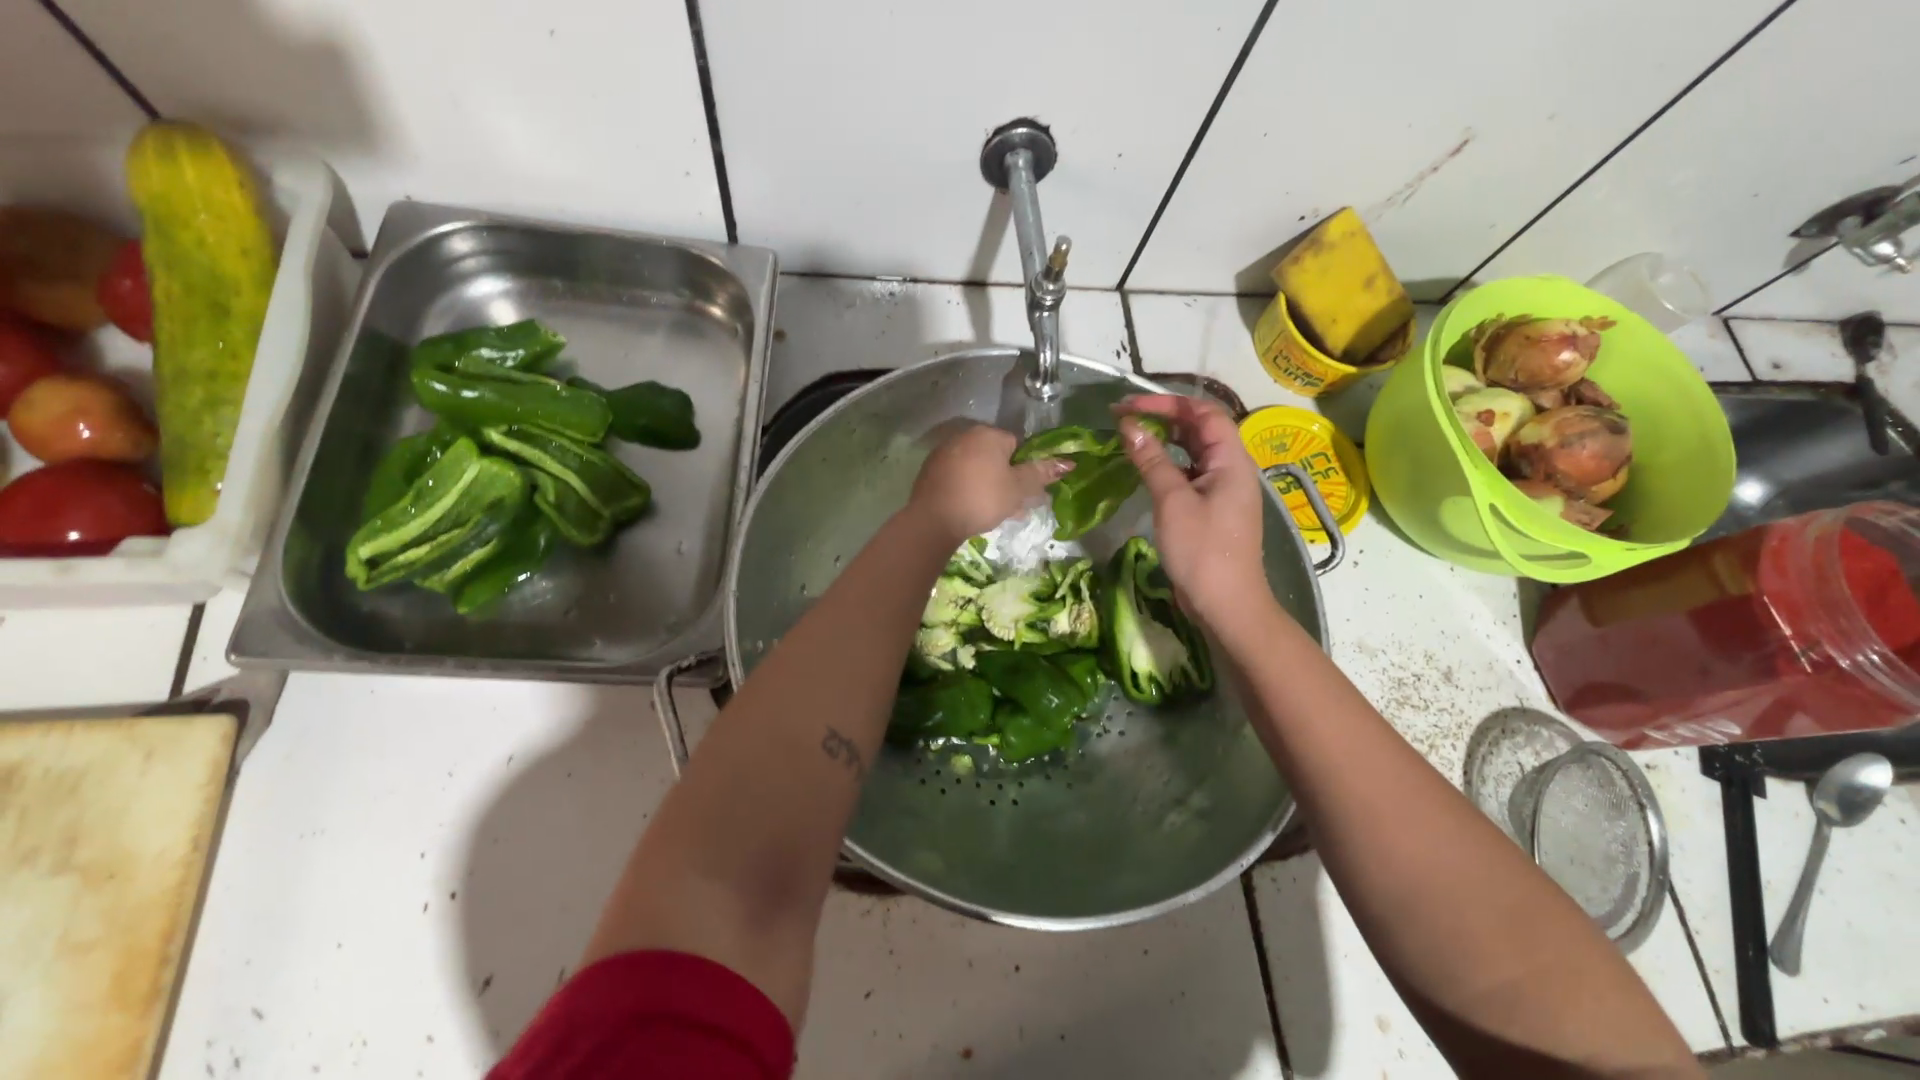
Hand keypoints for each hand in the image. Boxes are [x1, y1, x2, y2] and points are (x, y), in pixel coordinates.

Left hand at [908, 424, 1069, 543]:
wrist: (934, 519)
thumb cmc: (983, 499)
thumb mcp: (1018, 488)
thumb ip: (1041, 473)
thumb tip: (1068, 463)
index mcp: (988, 434)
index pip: (1017, 445)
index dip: (1025, 469)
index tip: (1026, 492)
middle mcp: (964, 436)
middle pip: (996, 457)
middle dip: (1007, 480)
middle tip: (1014, 507)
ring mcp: (944, 453)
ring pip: (977, 469)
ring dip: (990, 487)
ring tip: (996, 513)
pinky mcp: (930, 471)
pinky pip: (959, 477)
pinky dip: (969, 489)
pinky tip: (973, 510)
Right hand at [1117, 395, 1266, 630]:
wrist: (1226, 604)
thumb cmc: (1202, 551)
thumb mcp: (1172, 501)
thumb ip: (1151, 460)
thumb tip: (1128, 427)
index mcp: (1232, 459)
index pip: (1203, 413)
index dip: (1166, 403)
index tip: (1129, 406)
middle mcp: (1232, 468)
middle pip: (1199, 429)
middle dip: (1162, 418)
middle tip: (1121, 419)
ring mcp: (1223, 490)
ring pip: (1193, 452)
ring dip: (1163, 441)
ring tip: (1128, 438)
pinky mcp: (1212, 509)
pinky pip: (1189, 474)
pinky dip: (1167, 465)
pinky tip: (1144, 468)